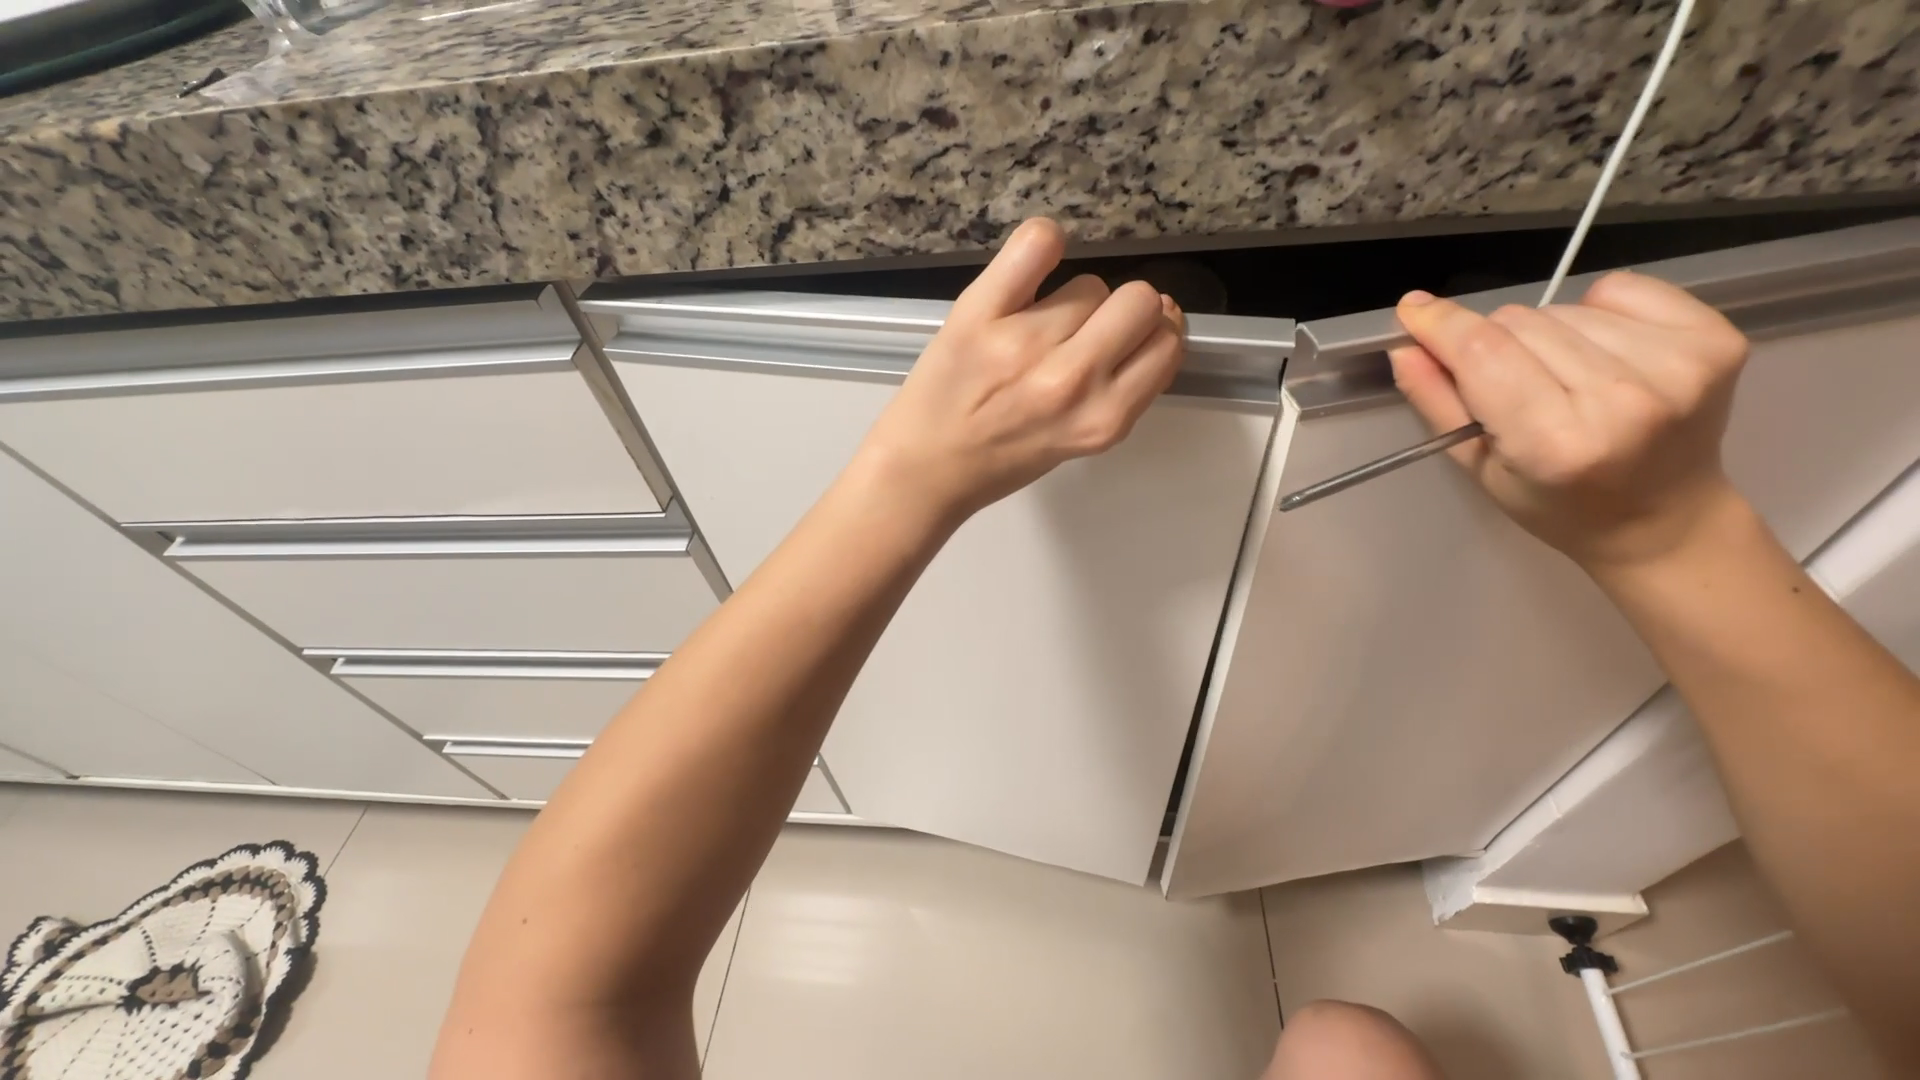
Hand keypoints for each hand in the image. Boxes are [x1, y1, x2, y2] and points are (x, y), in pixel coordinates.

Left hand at [852, 218, 1185, 524]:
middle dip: (1123, 312)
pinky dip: (1042, 244)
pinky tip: (1034, 266)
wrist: (924, 468)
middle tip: (1084, 334)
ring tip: (1035, 331)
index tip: (1130, 339)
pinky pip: (1035, 244)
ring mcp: (1024, 342)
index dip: (1154, 334)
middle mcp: (1071, 380)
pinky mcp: (979, 313)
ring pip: (1088, 284)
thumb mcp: (1079, 439)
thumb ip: (1123, 387)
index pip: (1165, 345)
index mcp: (1102, 419)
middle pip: (1138, 301)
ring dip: (1072, 301)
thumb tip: (1160, 315)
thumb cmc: (1003, 460)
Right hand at [1390, 271, 1751, 570]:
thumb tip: (1407, 344)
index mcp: (1555, 443)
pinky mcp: (1713, 339)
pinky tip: (1604, 352)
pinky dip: (1597, 310)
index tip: (1414, 310)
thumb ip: (1438, 402)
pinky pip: (1621, 289)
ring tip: (1562, 377)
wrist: (1662, 519)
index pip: (1484, 353)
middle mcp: (1622, 400)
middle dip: (1495, 343)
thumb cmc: (1556, 503)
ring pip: (1563, 307)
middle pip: (1520, 323)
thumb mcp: (1479, 466)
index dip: (1442, 325)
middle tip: (1510, 384)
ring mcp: (1676, 366)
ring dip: (1546, 333)